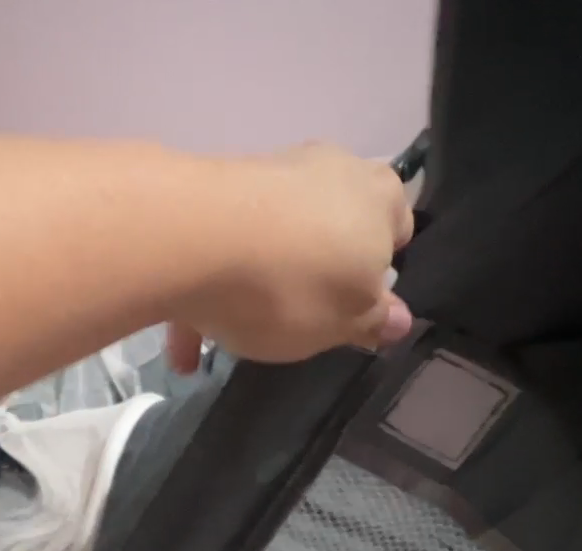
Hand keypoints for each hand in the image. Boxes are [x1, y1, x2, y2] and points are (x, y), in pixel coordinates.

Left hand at [166, 143, 413, 373]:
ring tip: (222, 341)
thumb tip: (398, 319)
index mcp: (379, 197)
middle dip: (309, 277)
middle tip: (291, 322)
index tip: (350, 308)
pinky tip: (183, 347)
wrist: (196, 242)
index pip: (395, 230)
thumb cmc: (293, 284)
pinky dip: (204, 295)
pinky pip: (215, 252)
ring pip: (265, 244)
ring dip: (246, 293)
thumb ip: (370, 320)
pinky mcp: (210, 194)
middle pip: (327, 232)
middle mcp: (328, 171)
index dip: (374, 273)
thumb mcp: (343, 320)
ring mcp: (266, 176)